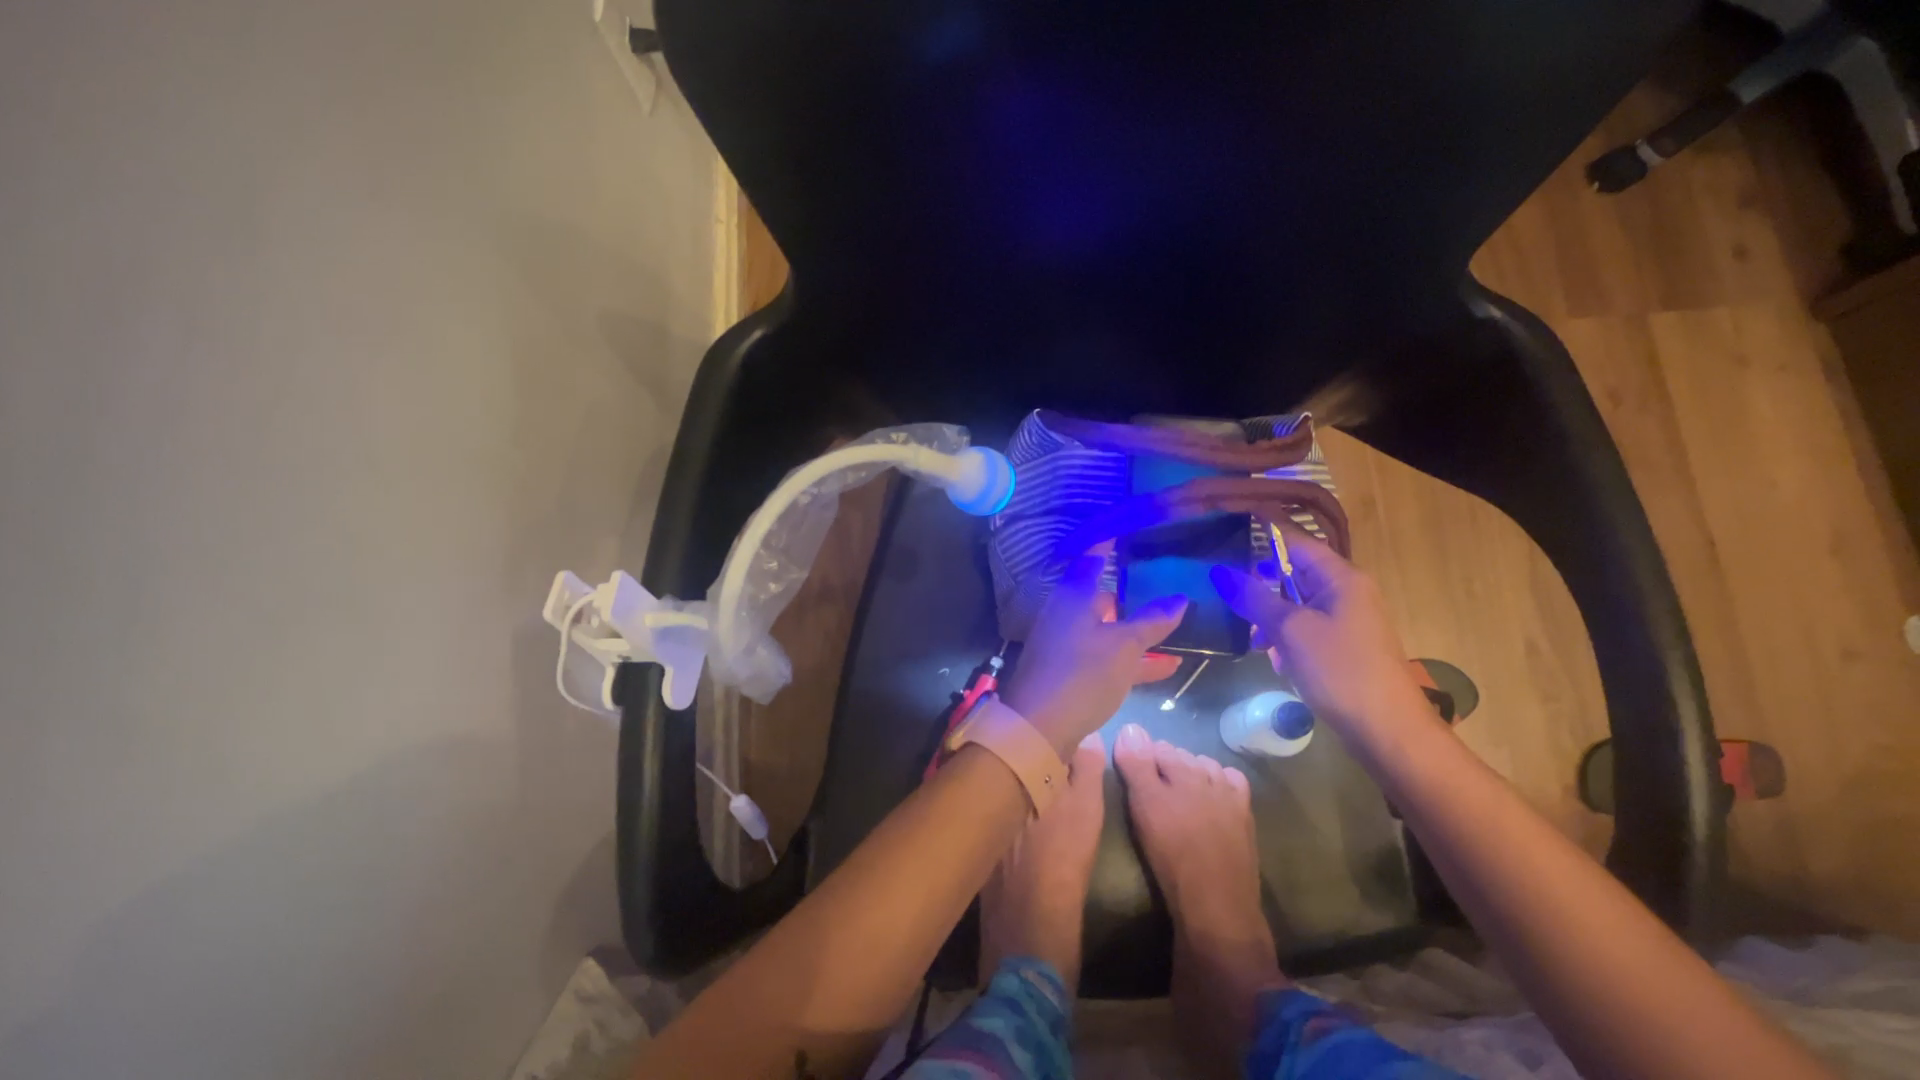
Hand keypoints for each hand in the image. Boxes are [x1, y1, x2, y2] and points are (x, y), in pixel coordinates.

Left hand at [1000, 555, 1188, 755]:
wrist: (1037, 728)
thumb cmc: (1081, 674)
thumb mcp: (1123, 646)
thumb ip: (1152, 621)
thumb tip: (1179, 598)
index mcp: (1073, 596)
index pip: (1092, 560)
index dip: (1108, 545)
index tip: (1127, 531)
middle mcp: (1066, 614)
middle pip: (1102, 596)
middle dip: (1132, 594)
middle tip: (1166, 584)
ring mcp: (1066, 645)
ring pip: (1108, 630)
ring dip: (1138, 630)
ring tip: (1177, 628)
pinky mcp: (1070, 673)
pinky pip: (1107, 656)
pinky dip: (1132, 658)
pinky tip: (1167, 666)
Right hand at [1208, 526, 1426, 734]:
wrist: (1387, 729)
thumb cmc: (1340, 670)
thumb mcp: (1291, 630)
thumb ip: (1254, 598)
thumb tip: (1219, 571)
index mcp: (1341, 578)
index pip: (1295, 542)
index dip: (1260, 539)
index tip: (1224, 541)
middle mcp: (1347, 592)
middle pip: (1294, 574)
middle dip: (1261, 588)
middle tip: (1229, 601)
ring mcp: (1347, 621)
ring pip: (1297, 606)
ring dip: (1271, 619)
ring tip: (1253, 641)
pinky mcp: (1344, 647)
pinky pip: (1306, 630)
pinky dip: (1287, 640)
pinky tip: (1276, 661)